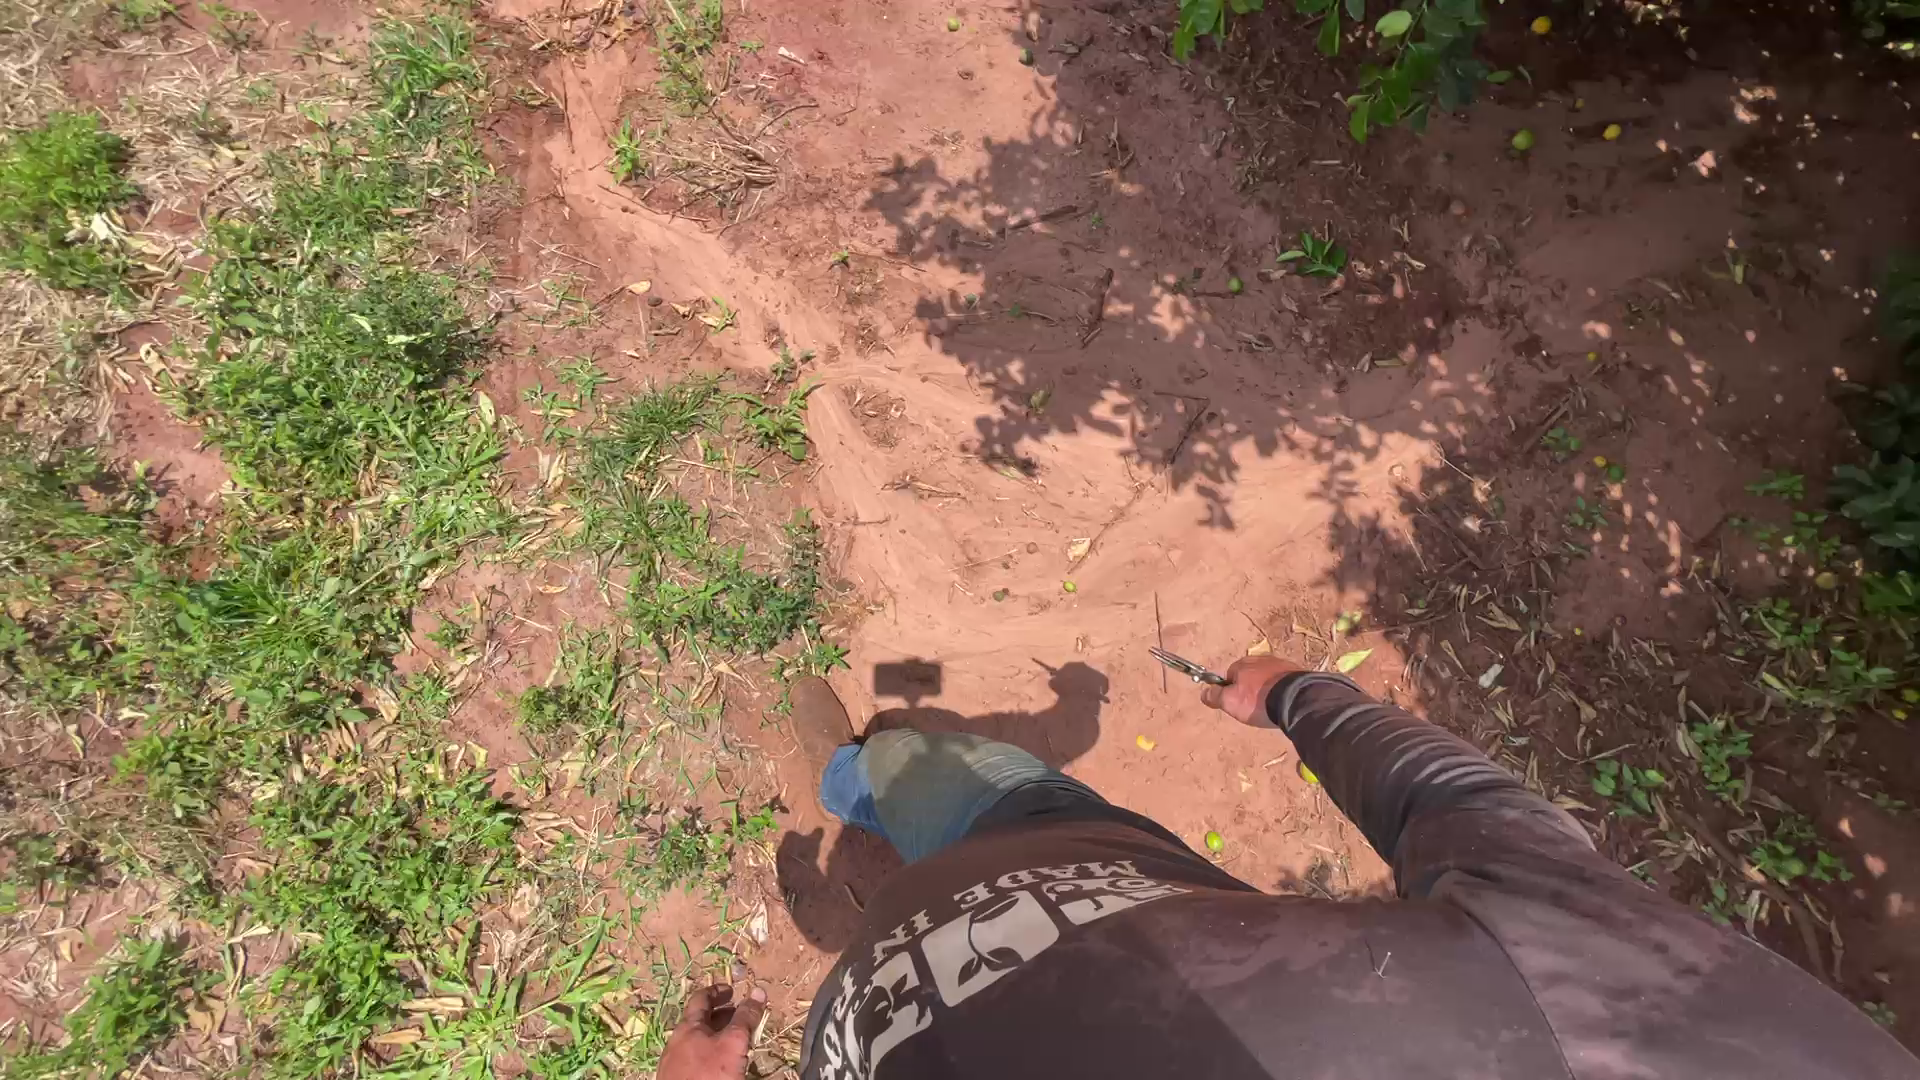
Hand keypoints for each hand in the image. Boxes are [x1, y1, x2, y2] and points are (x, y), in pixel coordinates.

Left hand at [657, 984, 768, 1079]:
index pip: (701, 998)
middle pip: (699, 1020)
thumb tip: (758, 990)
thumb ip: (745, 1016)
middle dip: (721, 1015)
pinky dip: (709, 1053)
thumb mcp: (733, 1043)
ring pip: (697, 1042)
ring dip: (716, 1036)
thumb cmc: (710, 1074)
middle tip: (739, 1015)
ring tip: (735, 1040)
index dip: (718, 991)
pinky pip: (694, 1059)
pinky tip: (721, 1065)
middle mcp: (676, 1043)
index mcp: (687, 1028)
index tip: (732, 990)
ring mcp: (674, 1065)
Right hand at [1200, 657, 1303, 726]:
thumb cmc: (1258, 701)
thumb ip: (1215, 696)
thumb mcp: (1230, 702)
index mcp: (1241, 664)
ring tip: (1271, 707)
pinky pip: (1284, 682)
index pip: (1230, 675)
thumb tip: (1204, 693)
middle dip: (1251, 689)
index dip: (1231, 690)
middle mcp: (1260, 659)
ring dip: (1268, 689)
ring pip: (1268, 678)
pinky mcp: (1297, 673)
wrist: (1296, 699)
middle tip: (1254, 707)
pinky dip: (1282, 691)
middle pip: (1250, 675)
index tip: (1236, 704)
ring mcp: (1281, 665)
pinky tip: (1284, 703)